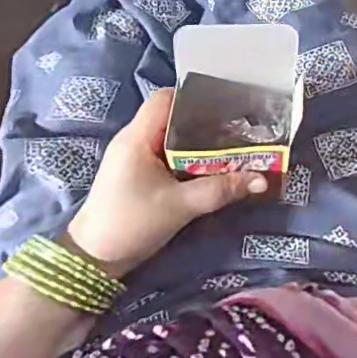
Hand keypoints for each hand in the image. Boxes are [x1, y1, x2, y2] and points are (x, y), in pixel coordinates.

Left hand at [65, 88, 267, 275]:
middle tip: (237, 130)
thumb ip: (221, 189)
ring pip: (170, 137)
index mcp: (137, 137)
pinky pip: (166, 155)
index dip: (195, 98)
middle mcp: (133, 140)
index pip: (166, 98)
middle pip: (172, 116)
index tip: (226, 108)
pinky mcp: (137, 174)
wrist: (93, 259)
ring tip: (230, 147)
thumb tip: (262, 179)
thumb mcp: (180, 206)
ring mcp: (133, 157)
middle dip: (204, 122)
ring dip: (197, 143)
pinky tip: (209, 168)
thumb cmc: (131, 224)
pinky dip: (187, 158)